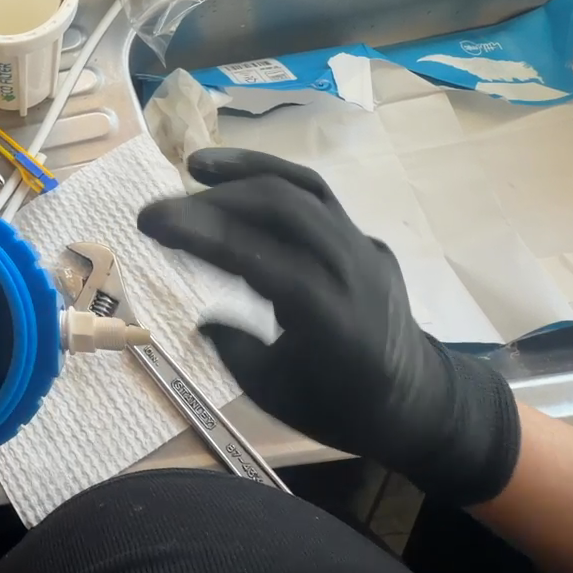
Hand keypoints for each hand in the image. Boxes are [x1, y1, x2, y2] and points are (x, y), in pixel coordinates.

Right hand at [139, 148, 520, 505]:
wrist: (423, 402)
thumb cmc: (341, 407)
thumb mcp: (275, 394)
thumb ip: (234, 348)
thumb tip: (203, 315)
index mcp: (335, 322)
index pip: (265, 262)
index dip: (205, 237)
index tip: (149, 224)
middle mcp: (354, 272)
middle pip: (283, 211)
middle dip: (212, 203)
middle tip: (157, 211)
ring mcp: (362, 246)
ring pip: (300, 189)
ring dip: (241, 173)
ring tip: (192, 165)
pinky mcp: (358, 233)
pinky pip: (313, 192)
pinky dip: (267, 173)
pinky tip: (230, 173)